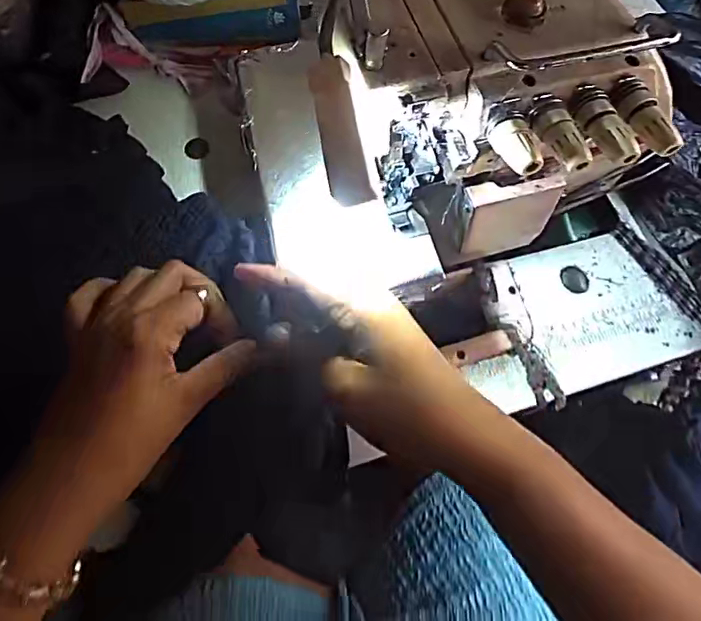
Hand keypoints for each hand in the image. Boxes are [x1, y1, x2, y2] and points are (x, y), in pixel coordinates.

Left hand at [37, 261, 258, 492]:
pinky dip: (113, 290)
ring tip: (179, 316)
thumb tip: (261, 347)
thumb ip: (225, 367)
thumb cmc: (130, 446)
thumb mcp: (185, 403)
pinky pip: (91, 293)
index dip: (223, 317)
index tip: (231, 344)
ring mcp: (94, 322)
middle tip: (212, 324)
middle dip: (200, 290)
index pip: (200, 298)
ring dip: (163, 286)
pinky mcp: (74, 336)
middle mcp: (121, 313)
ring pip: (136, 275)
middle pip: (172, 272)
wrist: (64, 482)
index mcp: (149, 328)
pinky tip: (129, 308)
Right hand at [235, 264, 517, 477]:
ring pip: (331, 302)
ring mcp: (383, 316)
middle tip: (248, 297)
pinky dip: (320, 323)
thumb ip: (305, 355)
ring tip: (268, 317)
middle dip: (283, 289)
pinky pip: (345, 318)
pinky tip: (304, 338)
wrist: (462, 429)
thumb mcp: (344, 386)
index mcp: (360, 304)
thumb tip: (275, 335)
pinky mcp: (388, 334)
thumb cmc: (403, 408)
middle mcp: (372, 300)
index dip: (270, 277)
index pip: (306, 282)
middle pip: (319, 285)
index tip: (238, 271)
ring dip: (301, 307)